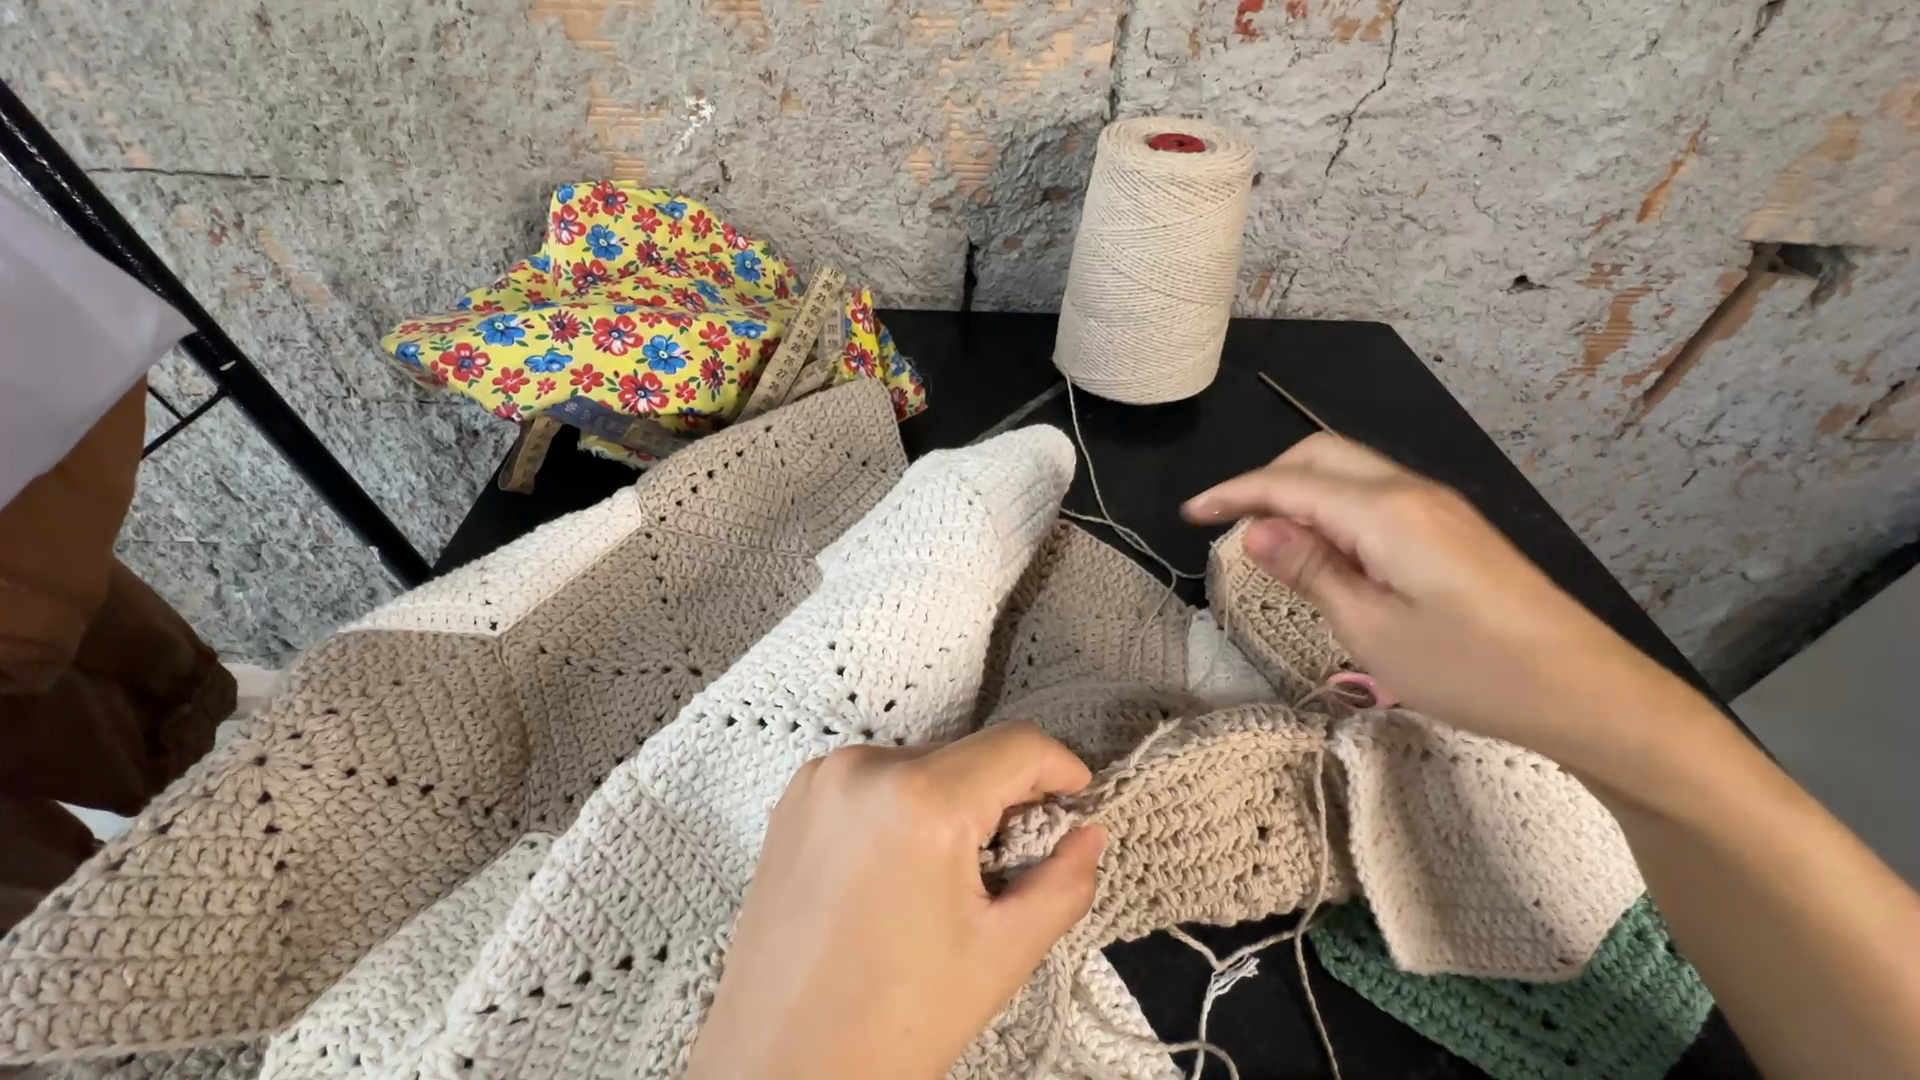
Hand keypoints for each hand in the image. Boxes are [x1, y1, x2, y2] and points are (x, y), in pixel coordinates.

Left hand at [687, 722, 1106, 1079]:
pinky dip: (904, 807)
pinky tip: (899, 870)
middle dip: (1004, 797)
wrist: (775, 1067)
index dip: (1059, 767)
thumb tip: (1090, 833)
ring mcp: (821, 779)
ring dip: (953, 802)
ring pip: (923, 765)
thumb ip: (1064, 882)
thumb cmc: (888, 1024)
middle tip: (1011, 863)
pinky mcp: (796, 798)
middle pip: (968, 754)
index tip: (1076, 799)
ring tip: (946, 878)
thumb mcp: (1000, 955)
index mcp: (919, 800)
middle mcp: (863, 768)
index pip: (1015, 745)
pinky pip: (876, 780)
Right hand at [1182, 434, 1691, 756]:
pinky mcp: (1450, 528)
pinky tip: (1324, 550)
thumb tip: (1255, 530)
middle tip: (1227, 524)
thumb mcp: (1370, 629)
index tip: (1190, 514)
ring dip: (1299, 492)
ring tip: (1268, 542)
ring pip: (1349, 472)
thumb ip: (1310, 570)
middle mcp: (1410, 492)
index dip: (1233, 494)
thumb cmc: (1469, 670)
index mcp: (1385, 512)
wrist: (1585, 692)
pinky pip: (1373, 497)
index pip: (1289, 484)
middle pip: (1321, 455)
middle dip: (1265, 478)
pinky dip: (1331, 508)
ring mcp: (1437, 507)